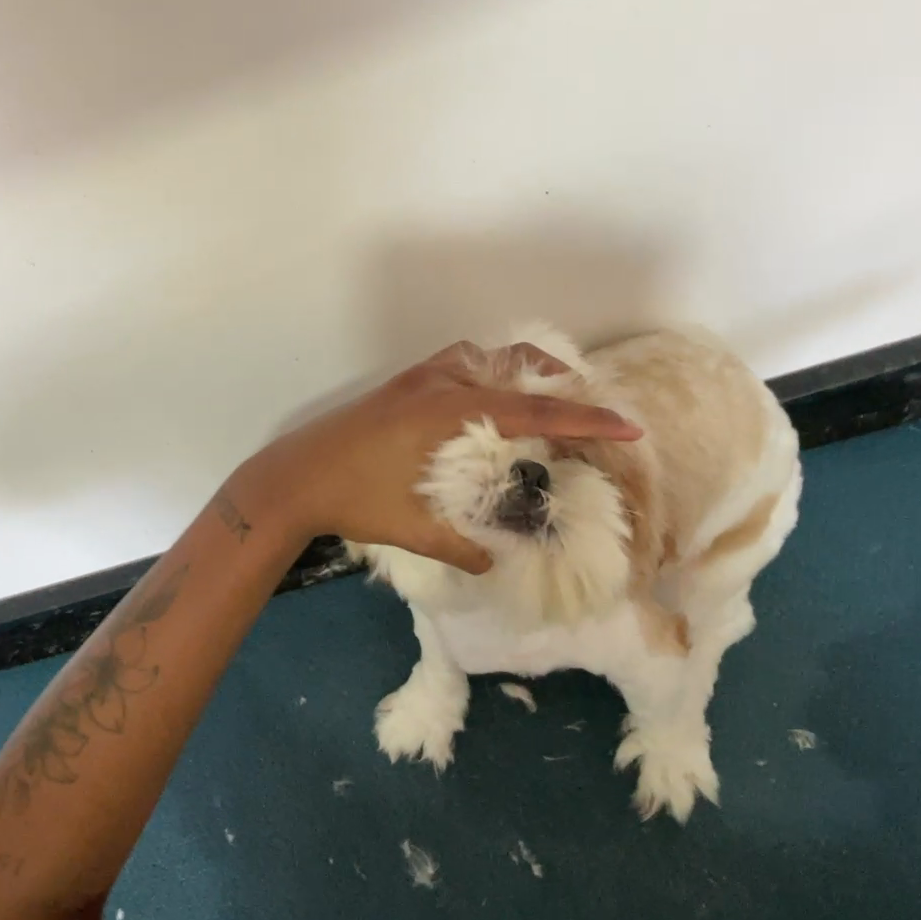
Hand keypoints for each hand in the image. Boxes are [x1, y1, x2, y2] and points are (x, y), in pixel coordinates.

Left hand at [229, 341, 640, 574]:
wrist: (292, 478)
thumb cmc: (354, 501)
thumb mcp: (415, 529)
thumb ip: (462, 546)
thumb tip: (495, 562)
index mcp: (450, 413)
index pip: (533, 411)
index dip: (585, 418)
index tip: (628, 425)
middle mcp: (440, 383)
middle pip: (517, 368)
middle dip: (561, 384)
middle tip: (589, 410)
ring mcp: (418, 378)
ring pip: (487, 357)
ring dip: (522, 372)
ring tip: (545, 399)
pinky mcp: (402, 384)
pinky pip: (460, 364)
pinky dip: (487, 373)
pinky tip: (488, 404)